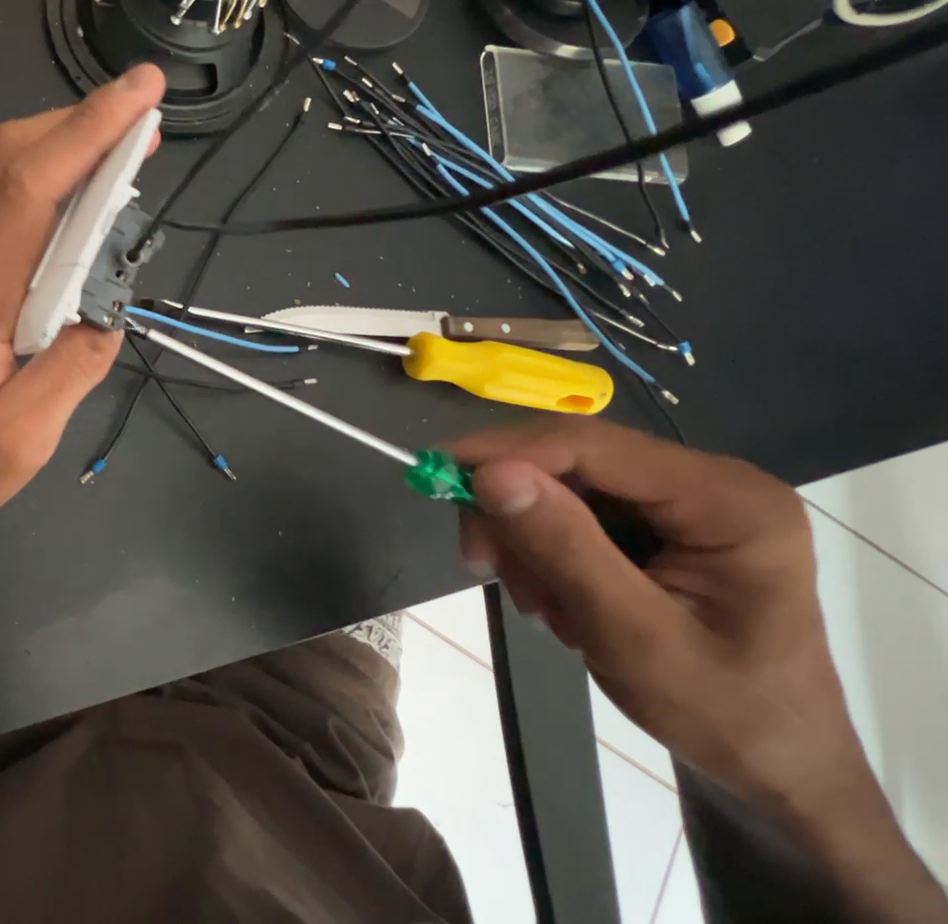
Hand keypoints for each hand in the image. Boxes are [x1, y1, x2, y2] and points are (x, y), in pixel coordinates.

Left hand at [0, 64, 165, 542]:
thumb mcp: (19, 441)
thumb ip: (71, 372)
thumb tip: (109, 313)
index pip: (31, 192)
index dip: (87, 133)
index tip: (140, 94)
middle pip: (8, 164)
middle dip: (79, 121)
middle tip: (143, 113)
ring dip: (56, 141)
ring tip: (118, 144)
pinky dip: (38, 175)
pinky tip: (73, 195)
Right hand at [450, 419, 865, 818]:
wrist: (775, 763)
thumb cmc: (720, 710)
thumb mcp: (632, 636)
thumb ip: (564, 549)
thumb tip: (489, 474)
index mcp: (728, 500)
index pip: (592, 445)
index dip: (506, 451)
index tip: (434, 473)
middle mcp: (710, 483)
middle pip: (571, 460)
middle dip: (515, 509)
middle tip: (482, 565)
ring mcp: (687, 501)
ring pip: (562, 486)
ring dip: (529, 542)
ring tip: (546, 608)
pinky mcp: (664, 522)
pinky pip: (574, 511)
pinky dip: (546, 552)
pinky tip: (563, 600)